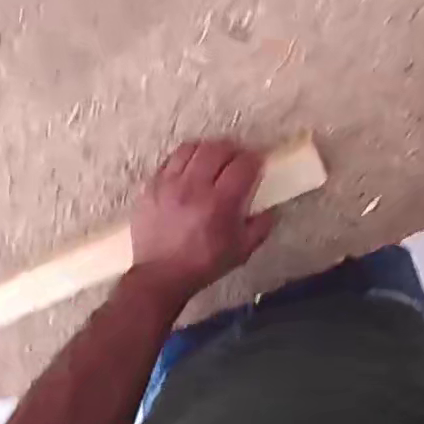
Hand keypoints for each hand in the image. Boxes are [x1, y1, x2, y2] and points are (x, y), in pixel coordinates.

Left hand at [128, 138, 274, 302]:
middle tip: (237, 159)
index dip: (254, 160)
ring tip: (213, 159)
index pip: (243, 165)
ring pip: (192, 148)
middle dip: (233, 149)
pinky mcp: (152, 186)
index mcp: (220, 203)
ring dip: (207, 149)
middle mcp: (194, 187)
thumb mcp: (241, 251)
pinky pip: (170, 160)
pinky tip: (190, 169)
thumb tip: (271, 210)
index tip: (257, 164)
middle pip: (217, 149)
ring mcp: (169, 184)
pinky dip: (184, 159)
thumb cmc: (203, 265)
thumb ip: (260, 228)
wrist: (161, 275)